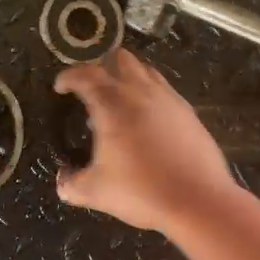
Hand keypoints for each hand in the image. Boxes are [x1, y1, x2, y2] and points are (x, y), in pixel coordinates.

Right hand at [53, 48, 242, 233]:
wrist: (198, 200)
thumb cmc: (142, 191)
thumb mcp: (97, 192)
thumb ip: (71, 184)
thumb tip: (61, 180)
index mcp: (111, 104)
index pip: (84, 75)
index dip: (68, 77)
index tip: (61, 87)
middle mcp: (138, 91)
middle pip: (118, 59)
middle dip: (101, 66)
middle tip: (92, 87)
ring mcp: (166, 97)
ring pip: (143, 69)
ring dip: (127, 75)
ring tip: (120, 98)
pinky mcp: (186, 110)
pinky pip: (163, 87)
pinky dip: (150, 91)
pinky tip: (149, 116)